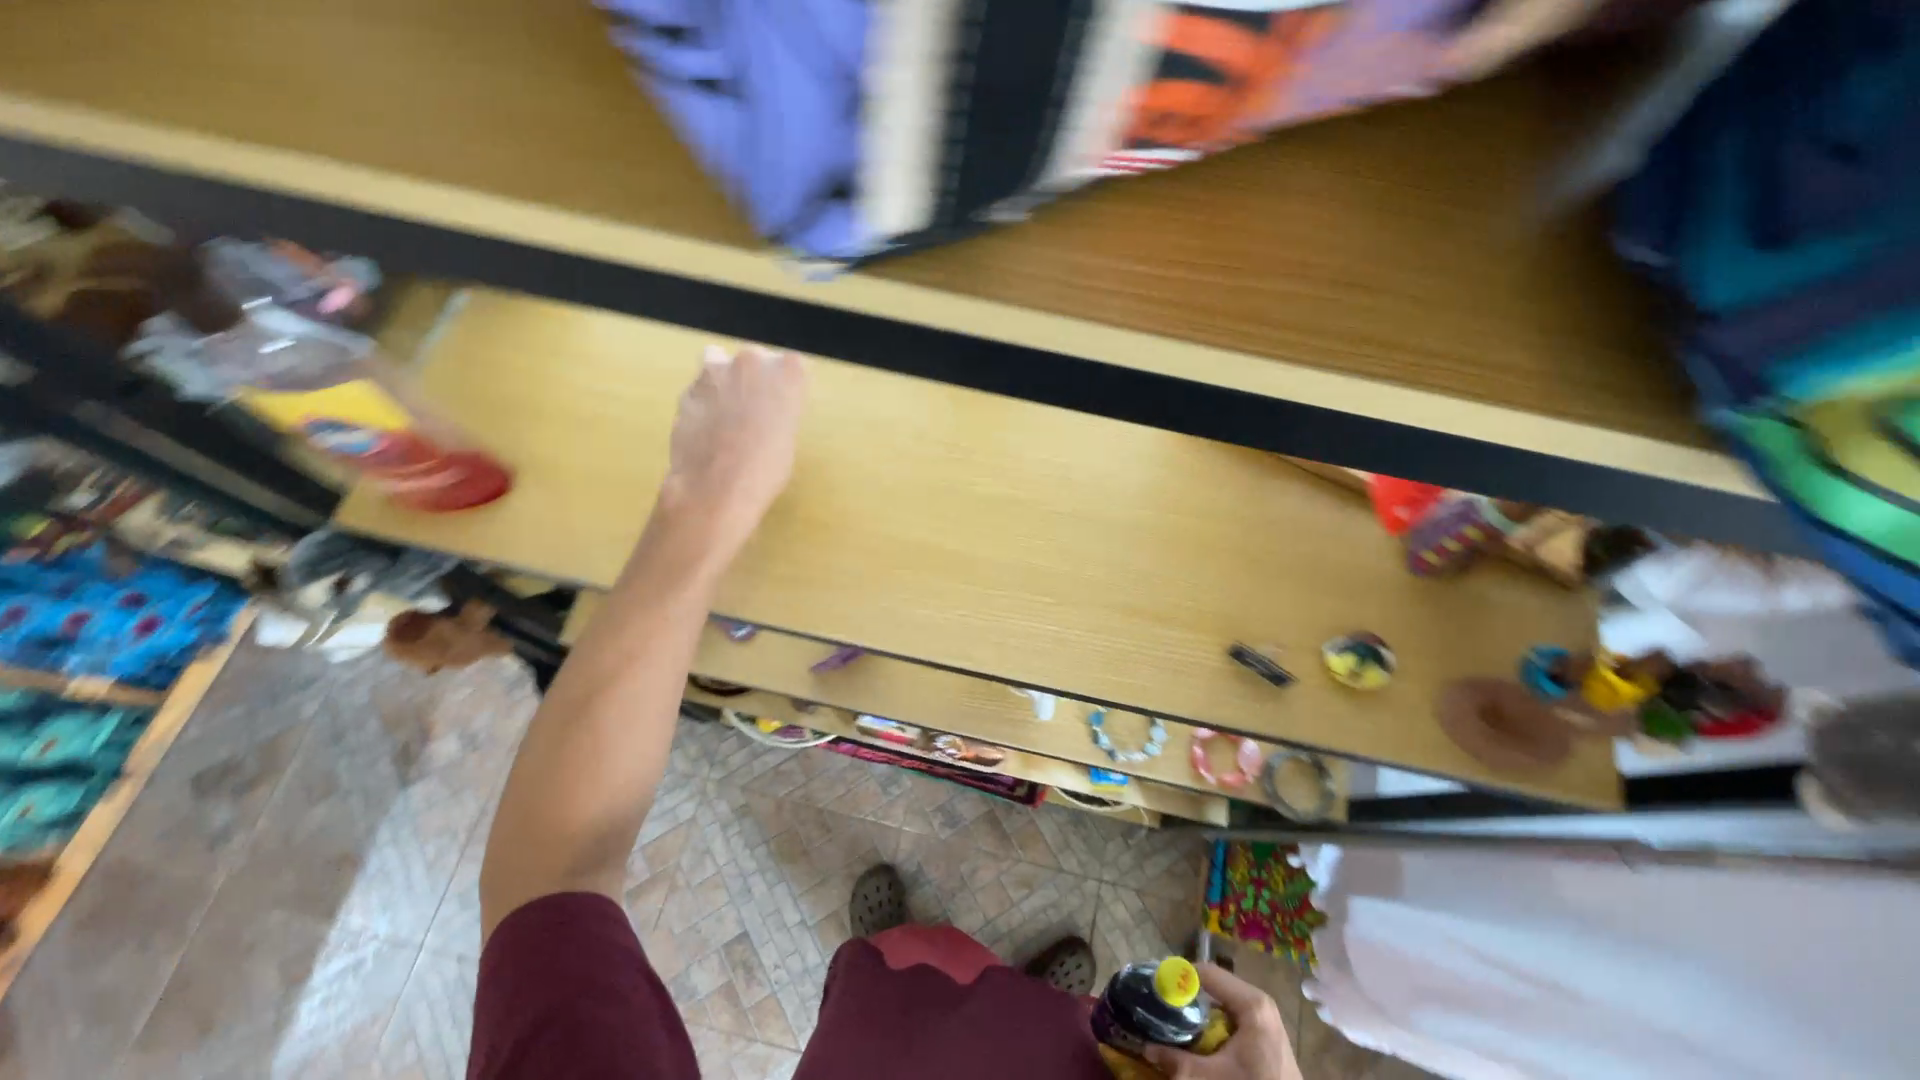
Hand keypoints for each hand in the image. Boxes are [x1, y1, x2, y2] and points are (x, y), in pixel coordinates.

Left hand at [656, 344, 807, 560]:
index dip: (785, 387)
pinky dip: (701, 403)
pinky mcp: (687, 390)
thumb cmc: (767, 468)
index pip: (792, 365)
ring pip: (718, 363)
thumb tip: (761, 411)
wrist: (716, 488)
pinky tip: (705, 431)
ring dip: (722, 382)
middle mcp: (752, 360)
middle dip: (753, 380)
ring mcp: (715, 371)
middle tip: (753, 413)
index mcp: (789, 371)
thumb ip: (776, 411)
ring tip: (724, 417)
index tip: (781, 405)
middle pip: (754, 359)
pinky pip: (698, 390)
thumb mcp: (786, 436)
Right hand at [1143, 964, 1299, 1079]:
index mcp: (1251, 1003)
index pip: (1206, 972)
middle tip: (1161, 1004)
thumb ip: (1177, 1062)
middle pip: (1214, 984)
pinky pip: (1232, 1012)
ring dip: (1198, 1007)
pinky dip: (1212, 1019)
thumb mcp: (1211, 1078)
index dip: (1178, 976)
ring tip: (1174, 1017)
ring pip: (1222, 998)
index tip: (1155, 987)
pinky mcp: (1264, 1028)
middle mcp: (1258, 1000)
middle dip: (1186, 994)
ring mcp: (1264, 1014)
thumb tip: (1146, 1048)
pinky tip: (1198, 1034)